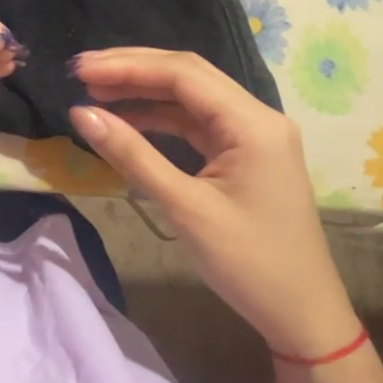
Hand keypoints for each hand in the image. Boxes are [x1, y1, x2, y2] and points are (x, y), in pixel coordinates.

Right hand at [68, 48, 360, 357]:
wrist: (302, 316)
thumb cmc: (248, 263)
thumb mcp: (184, 207)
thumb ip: (132, 154)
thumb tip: (80, 112)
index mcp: (252, 124)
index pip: (182, 74)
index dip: (127, 66)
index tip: (80, 69)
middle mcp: (256, 117)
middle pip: (186, 74)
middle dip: (132, 69)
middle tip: (80, 72)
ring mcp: (252, 135)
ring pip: (189, 95)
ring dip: (142, 90)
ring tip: (94, 92)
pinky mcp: (243, 153)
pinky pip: (194, 120)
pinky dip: (157, 115)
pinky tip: (125, 120)